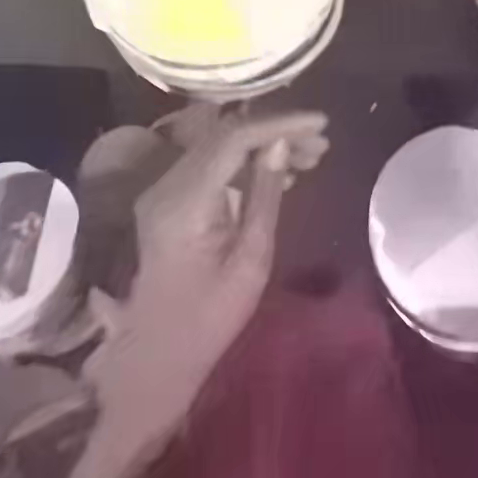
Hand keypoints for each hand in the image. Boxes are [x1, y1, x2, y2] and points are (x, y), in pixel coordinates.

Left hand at [85, 110, 329, 449]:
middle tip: (320, 144)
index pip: (233, 138)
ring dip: (262, 143)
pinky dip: (245, 161)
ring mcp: (162, 188)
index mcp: (185, 202)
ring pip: (218, 145)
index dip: (279, 124)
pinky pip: (210, 164)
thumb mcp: (251, 261)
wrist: (156, 354)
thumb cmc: (210, 321)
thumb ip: (265, 196)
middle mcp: (166, 184)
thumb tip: (282, 144)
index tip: (320, 124)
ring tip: (311, 156)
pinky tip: (281, 172)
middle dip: (275, 131)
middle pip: (224, 135)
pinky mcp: (167, 197)